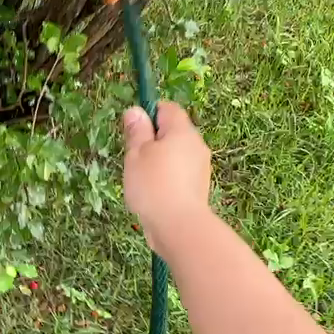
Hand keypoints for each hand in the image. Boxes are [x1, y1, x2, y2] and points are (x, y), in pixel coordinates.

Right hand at [121, 101, 212, 258]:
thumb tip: (135, 111)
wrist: (178, 225)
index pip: (167, 109)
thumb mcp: (136, 155)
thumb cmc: (153, 185)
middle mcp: (196, 144)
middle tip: (134, 160)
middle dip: (153, 142)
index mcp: (181, 131)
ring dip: (160, 162)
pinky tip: (154, 195)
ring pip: (176, 155)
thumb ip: (137, 132)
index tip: (134, 133)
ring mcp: (200, 166)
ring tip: (143, 181)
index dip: (148, 115)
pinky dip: (167, 179)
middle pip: (173, 133)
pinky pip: (180, 174)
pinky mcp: (198, 186)